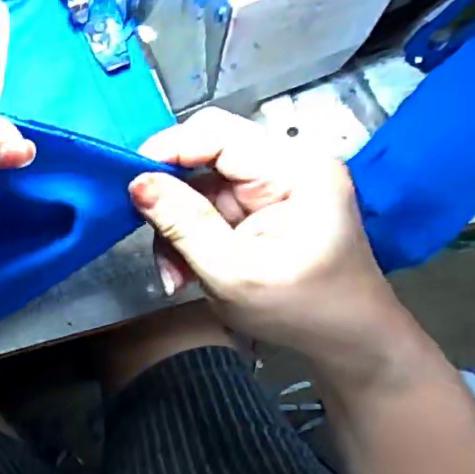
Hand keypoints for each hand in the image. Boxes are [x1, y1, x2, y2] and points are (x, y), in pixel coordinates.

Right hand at [128, 109, 409, 371]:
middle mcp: (285, 165)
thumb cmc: (300, 310)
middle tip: (154, 239)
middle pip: (203, 158)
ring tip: (176, 275)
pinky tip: (188, 272)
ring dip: (177, 230)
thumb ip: (183, 223)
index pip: (216, 133)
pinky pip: (207, 209)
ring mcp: (271, 187)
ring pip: (197, 188)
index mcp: (294, 169)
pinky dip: (189, 239)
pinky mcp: (259, 207)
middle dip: (171, 201)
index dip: (166, 150)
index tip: (129, 185)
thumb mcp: (232, 272)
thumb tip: (136, 183)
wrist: (346, 340)